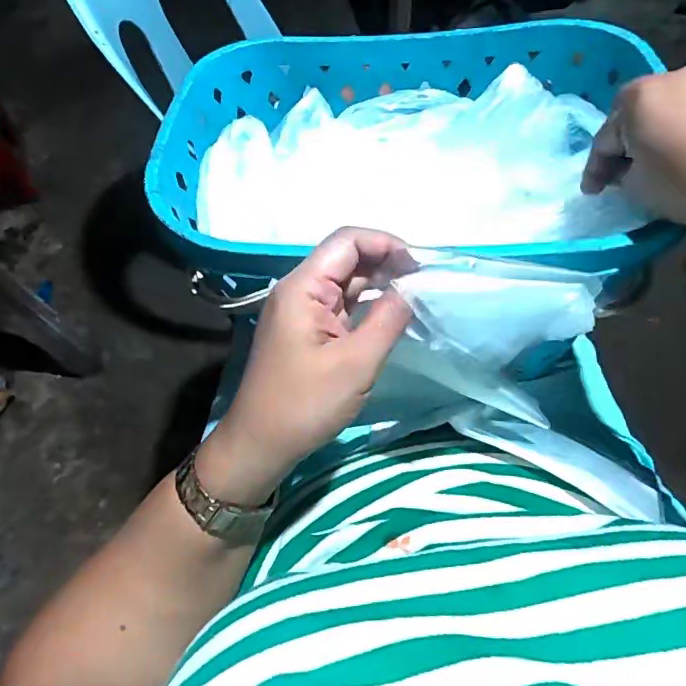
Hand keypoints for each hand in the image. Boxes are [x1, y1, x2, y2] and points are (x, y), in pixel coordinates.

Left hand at [198, 228, 416, 503]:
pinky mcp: (308, 329)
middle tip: (424, 282)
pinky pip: (342, 304)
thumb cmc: (306, 404)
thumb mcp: (357, 363)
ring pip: (347, 281)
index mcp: (303, 287)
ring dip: (380, 282)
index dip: (386, 243)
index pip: (347, 241)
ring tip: (416, 295)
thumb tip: (413, 288)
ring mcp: (302, 310)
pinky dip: (368, 303)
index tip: (420, 267)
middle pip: (347, 257)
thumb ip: (388, 319)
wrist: (261, 444)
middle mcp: (300, 289)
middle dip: (387, 261)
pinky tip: (392, 313)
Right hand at [581, 63, 685, 236]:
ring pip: (678, 110)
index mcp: (640, 96)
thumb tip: (631, 170)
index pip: (605, 137)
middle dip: (632, 144)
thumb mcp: (642, 191)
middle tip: (630, 176)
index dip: (596, 169)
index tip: (594, 192)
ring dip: (668, 135)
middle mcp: (677, 76)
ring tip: (673, 167)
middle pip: (641, 113)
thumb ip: (625, 176)